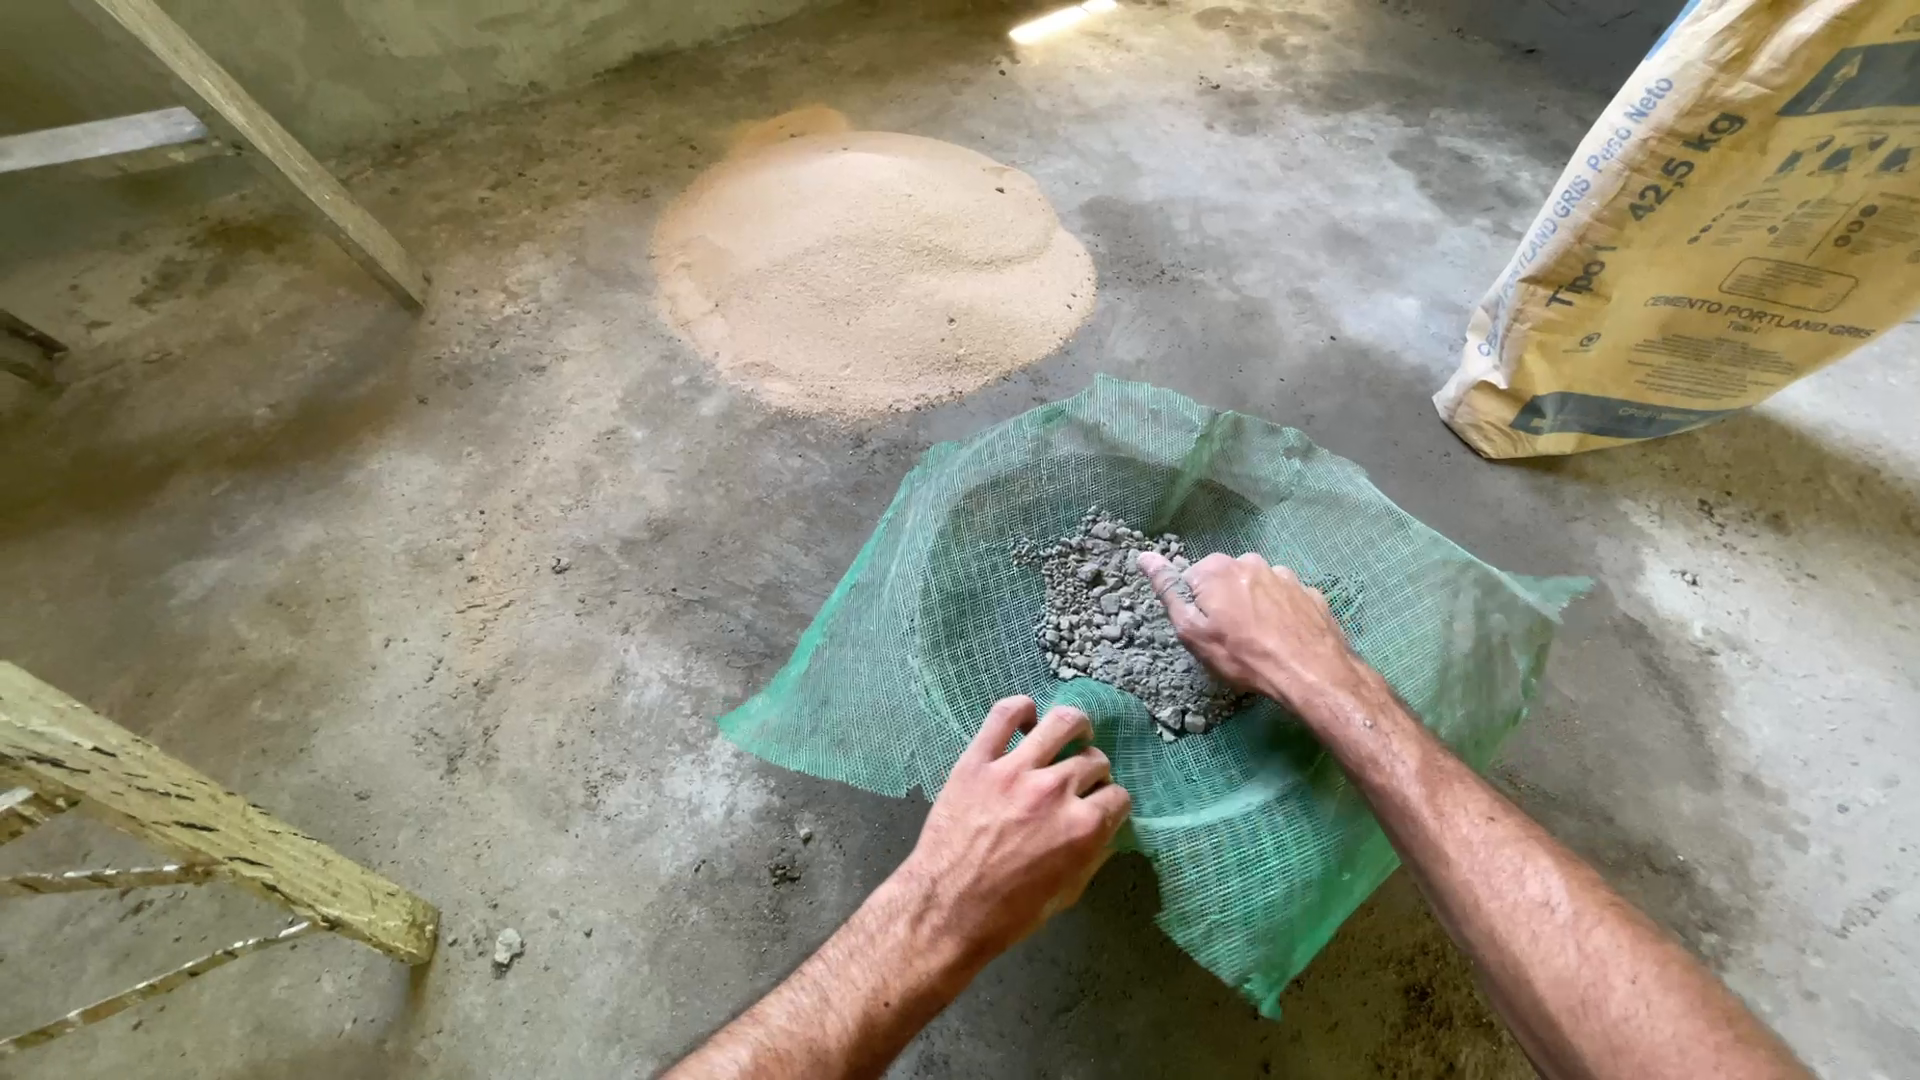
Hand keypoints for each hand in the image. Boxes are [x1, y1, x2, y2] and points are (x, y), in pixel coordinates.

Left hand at [893, 696, 1131, 963]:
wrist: (946, 908)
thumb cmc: (1008, 913)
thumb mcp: (1066, 893)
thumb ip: (1092, 855)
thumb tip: (1105, 827)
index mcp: (1082, 827)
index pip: (1118, 796)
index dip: (1112, 804)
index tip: (1101, 807)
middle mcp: (1055, 791)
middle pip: (1093, 761)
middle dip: (1093, 772)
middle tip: (1078, 781)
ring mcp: (1015, 770)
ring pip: (1062, 723)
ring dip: (1074, 727)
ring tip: (1069, 735)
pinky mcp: (979, 758)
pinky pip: (1005, 714)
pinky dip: (1021, 708)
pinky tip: (1026, 719)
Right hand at [1137, 550, 1370, 711]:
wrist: (1311, 673)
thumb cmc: (1241, 655)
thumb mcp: (1192, 630)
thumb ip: (1168, 591)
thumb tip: (1145, 557)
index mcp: (1215, 569)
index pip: (1190, 580)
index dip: (1195, 607)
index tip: (1206, 631)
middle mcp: (1249, 561)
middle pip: (1224, 580)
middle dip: (1224, 603)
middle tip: (1231, 638)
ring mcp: (1284, 575)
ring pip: (1256, 587)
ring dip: (1254, 606)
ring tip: (1260, 640)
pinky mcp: (1309, 592)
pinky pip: (1285, 599)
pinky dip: (1281, 613)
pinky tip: (1284, 637)